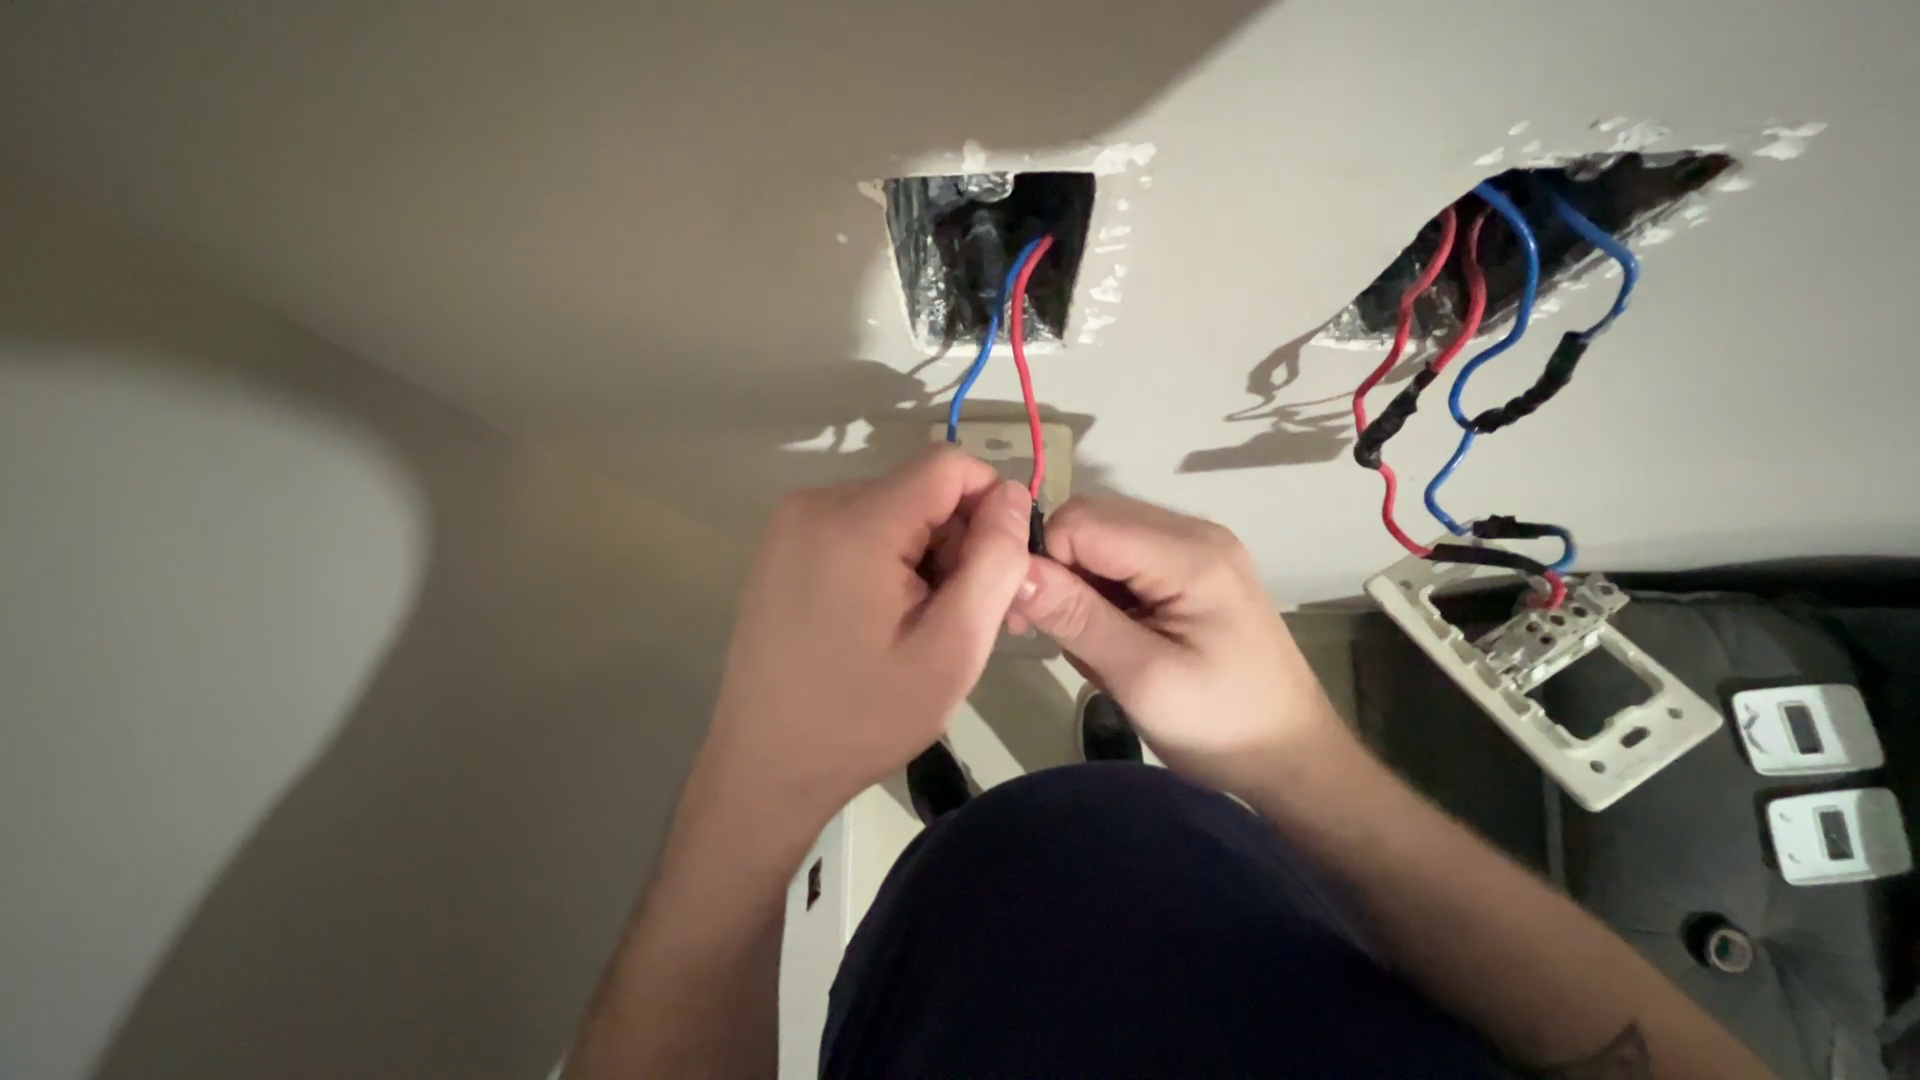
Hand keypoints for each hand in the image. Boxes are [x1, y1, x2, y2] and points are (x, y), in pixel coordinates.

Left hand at [696, 446, 1033, 825]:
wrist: (768, 763)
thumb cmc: (865, 717)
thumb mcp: (952, 649)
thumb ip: (993, 563)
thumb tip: (1014, 494)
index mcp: (856, 524)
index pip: (948, 464)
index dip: (990, 504)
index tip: (998, 569)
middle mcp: (816, 504)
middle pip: (919, 489)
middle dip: (958, 539)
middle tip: (973, 617)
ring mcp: (790, 524)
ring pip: (892, 509)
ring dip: (924, 554)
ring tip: (927, 626)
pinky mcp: (781, 546)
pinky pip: (857, 527)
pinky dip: (887, 559)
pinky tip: (886, 618)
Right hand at [1011, 495, 1349, 796]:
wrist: (1291, 756)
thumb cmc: (1219, 724)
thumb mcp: (1140, 677)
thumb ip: (1075, 617)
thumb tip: (1011, 570)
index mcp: (1188, 554)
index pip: (1081, 521)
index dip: (1045, 562)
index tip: (1032, 621)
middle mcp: (1193, 533)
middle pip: (1091, 522)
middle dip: (1061, 573)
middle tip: (1058, 637)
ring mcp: (1197, 549)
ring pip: (1102, 541)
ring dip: (1081, 588)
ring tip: (1098, 647)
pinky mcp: (1195, 570)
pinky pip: (1125, 561)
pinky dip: (1105, 595)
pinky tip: (1118, 638)